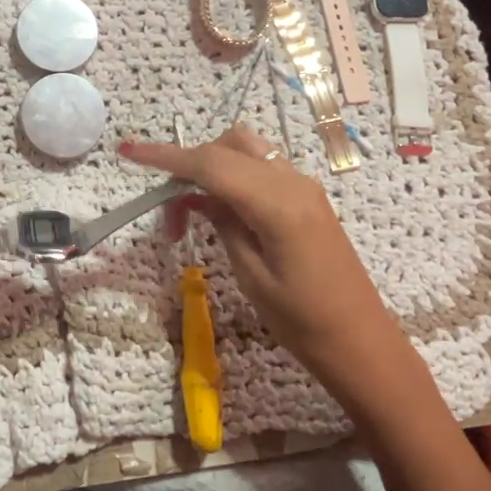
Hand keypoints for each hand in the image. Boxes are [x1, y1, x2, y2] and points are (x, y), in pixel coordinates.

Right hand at [125, 129, 490, 490]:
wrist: (363, 344)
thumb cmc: (304, 323)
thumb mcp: (251, 275)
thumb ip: (224, 222)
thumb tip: (200, 194)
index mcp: (277, 203)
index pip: (210, 163)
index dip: (165, 156)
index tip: (127, 152)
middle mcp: (292, 182)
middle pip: (227, 145)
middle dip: (189, 163)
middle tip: (166, 209)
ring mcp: (304, 187)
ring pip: (245, 150)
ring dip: (212, 166)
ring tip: (191, 211)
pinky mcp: (307, 198)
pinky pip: (261, 168)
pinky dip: (233, 176)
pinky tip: (220, 211)